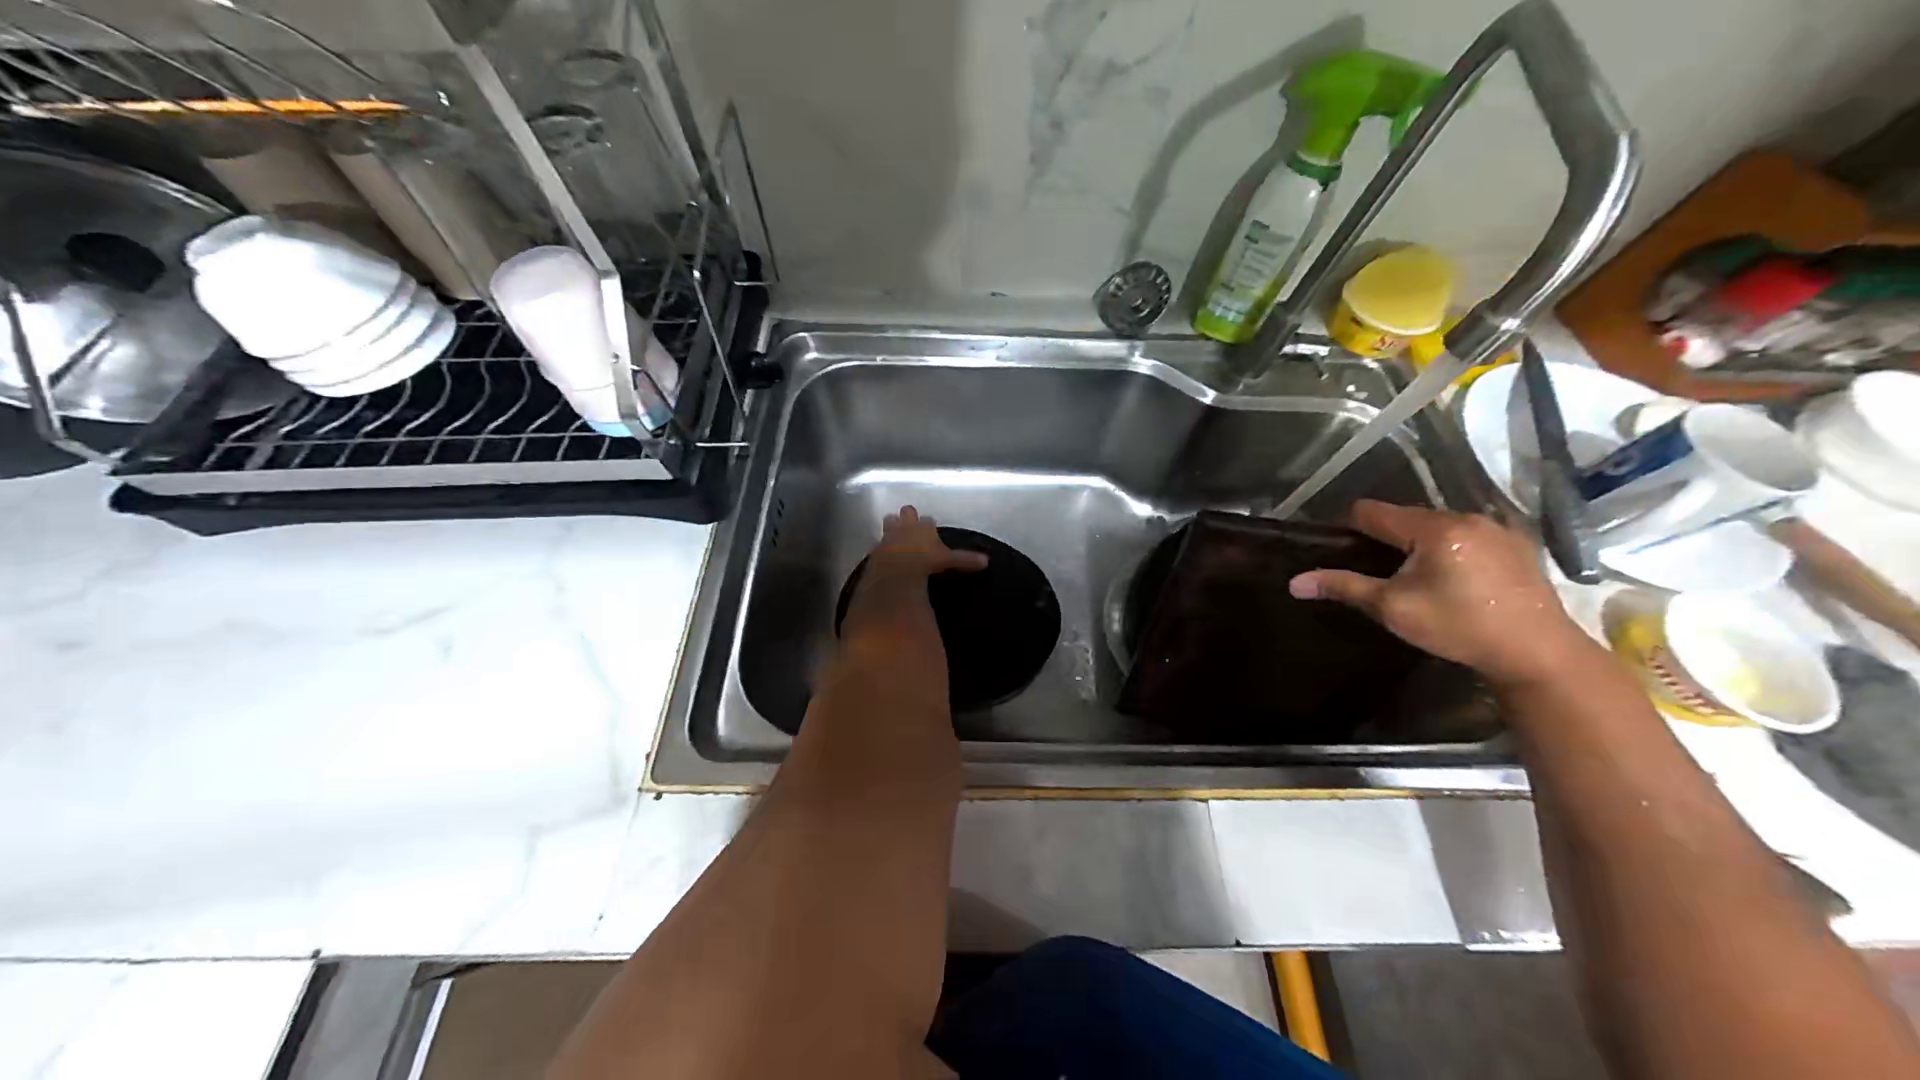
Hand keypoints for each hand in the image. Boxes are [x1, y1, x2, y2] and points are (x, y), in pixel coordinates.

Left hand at [865, 506, 988, 579]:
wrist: (896, 567)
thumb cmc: (925, 560)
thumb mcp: (947, 560)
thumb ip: (965, 559)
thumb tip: (986, 561)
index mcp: (924, 526)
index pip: (928, 520)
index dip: (929, 524)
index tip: (930, 527)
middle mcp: (906, 525)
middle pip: (907, 513)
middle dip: (908, 517)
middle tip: (910, 523)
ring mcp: (889, 534)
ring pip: (890, 521)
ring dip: (892, 525)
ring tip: (894, 533)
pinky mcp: (877, 546)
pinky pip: (879, 542)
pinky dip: (881, 545)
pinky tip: (883, 551)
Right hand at [1288, 499, 1590, 684]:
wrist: (1538, 652)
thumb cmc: (1459, 628)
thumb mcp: (1393, 609)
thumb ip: (1344, 587)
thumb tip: (1294, 583)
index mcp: (1433, 528)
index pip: (1371, 511)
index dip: (1347, 527)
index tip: (1339, 551)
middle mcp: (1466, 517)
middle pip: (1405, 516)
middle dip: (1385, 539)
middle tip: (1376, 573)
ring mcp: (1497, 528)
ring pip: (1436, 526)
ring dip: (1418, 544)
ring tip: (1413, 578)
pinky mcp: (1517, 543)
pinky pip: (1466, 535)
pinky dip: (1449, 549)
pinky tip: (1453, 581)